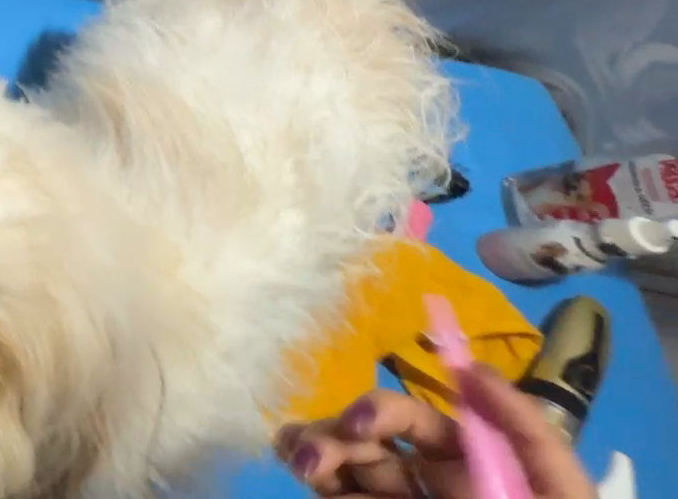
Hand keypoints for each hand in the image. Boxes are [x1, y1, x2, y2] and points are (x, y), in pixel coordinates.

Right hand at [275, 365, 596, 498]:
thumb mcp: (554, 491)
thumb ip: (526, 432)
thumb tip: (469, 365)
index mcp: (462, 460)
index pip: (409, 418)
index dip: (379, 410)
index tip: (359, 425)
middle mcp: (420, 472)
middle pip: (361, 434)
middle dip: (332, 434)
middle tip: (311, 459)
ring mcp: (389, 491)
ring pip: (335, 454)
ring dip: (311, 448)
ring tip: (301, 463)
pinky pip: (329, 484)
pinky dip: (307, 469)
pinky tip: (296, 466)